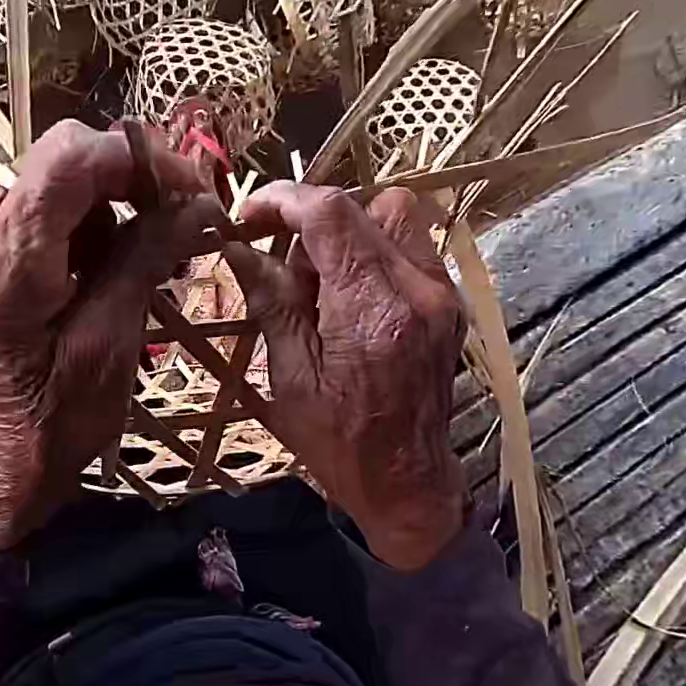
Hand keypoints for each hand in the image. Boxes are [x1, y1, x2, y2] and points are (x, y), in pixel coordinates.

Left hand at [0, 121, 222, 549]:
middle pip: (62, 158)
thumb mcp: (112, 342)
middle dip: (131, 178)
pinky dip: (92, 219)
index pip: (67, 162)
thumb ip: (146, 256)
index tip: (191, 187)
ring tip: (151, 253)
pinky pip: (48, 202)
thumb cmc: (59, 419)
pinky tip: (114, 259)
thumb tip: (200, 200)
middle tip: (179, 216)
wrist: (7, 454)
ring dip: (116, 203)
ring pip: (61, 177)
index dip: (138, 157)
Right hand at [223, 184, 467, 570]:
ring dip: (347, 233)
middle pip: (369, 204)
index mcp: (372, 310)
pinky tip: (347, 297)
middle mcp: (418, 289)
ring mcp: (440, 294)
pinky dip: (369, 252)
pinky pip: (407, 246)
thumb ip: (271, 300)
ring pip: (394, 217)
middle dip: (316, 219)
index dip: (283, 200)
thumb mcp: (291, 376)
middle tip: (288, 263)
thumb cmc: (339, 442)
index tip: (251, 215)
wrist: (408, 485)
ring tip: (320, 282)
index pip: (331, 214)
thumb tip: (238, 248)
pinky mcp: (446, 302)